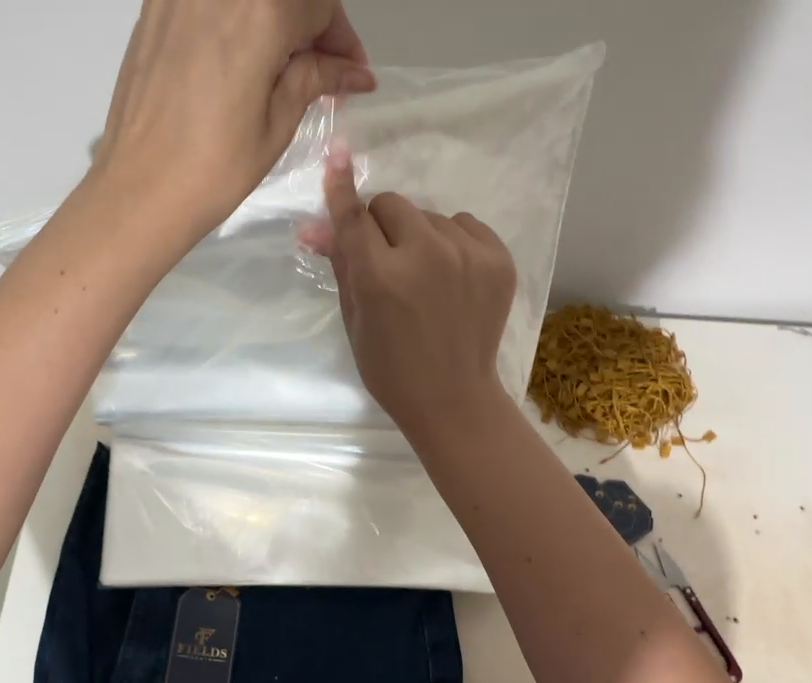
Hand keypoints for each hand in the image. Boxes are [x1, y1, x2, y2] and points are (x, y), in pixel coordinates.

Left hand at [91, 0, 373, 245]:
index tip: (350, 73)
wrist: (138, 192)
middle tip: (321, 69)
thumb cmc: (213, 170)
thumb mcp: (274, 126)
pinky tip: (240, 58)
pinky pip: (208, 2)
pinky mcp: (153, 8)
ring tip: (280, 67)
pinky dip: (233, 18)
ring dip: (272, 20)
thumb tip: (353, 71)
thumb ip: (312, 79)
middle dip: (308, 25)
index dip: (341, 39)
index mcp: (260, 10)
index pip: (320, 5)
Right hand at [314, 146, 518, 438]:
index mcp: (381, 277)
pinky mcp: (498, 260)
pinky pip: (465, 226)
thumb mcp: (356, 321)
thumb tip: (313, 226)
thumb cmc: (391, 369)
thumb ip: (341, 266)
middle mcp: (425, 255)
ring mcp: (467, 255)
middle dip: (381, 226)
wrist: (452, 398)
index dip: (342, 186)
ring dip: (418, 236)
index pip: (354, 217)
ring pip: (429, 217)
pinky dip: (453, 243)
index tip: (338, 154)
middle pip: (392, 206)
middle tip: (385, 261)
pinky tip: (450, 277)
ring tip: (423, 278)